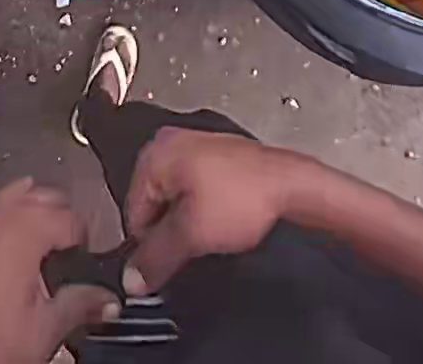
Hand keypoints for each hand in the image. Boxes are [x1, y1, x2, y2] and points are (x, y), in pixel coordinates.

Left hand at [0, 179, 119, 363]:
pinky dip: (10, 216)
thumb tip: (107, 299)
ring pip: (20, 193)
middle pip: (48, 196)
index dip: (86, 242)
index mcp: (27, 227)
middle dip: (63, 220)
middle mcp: (2, 212)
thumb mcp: (44, 330)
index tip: (87, 262)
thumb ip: (80, 304)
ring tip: (43, 249)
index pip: (73, 218)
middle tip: (69, 257)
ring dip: (36, 212)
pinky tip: (11, 248)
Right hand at [122, 128, 320, 292]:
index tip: (162, 265)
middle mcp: (170, 143)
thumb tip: (132, 279)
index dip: (147, 244)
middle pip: (152, 202)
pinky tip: (219, 219)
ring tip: (210, 231)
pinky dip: (200, 208)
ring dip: (185, 220)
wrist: (291, 184)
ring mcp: (193, 147)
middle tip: (193, 245)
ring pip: (174, 198)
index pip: (132, 209)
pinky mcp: (213, 157)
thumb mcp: (192, 233)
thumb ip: (157, 256)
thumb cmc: (243, 196)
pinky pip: (193, 188)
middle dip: (168, 229)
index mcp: (156, 153)